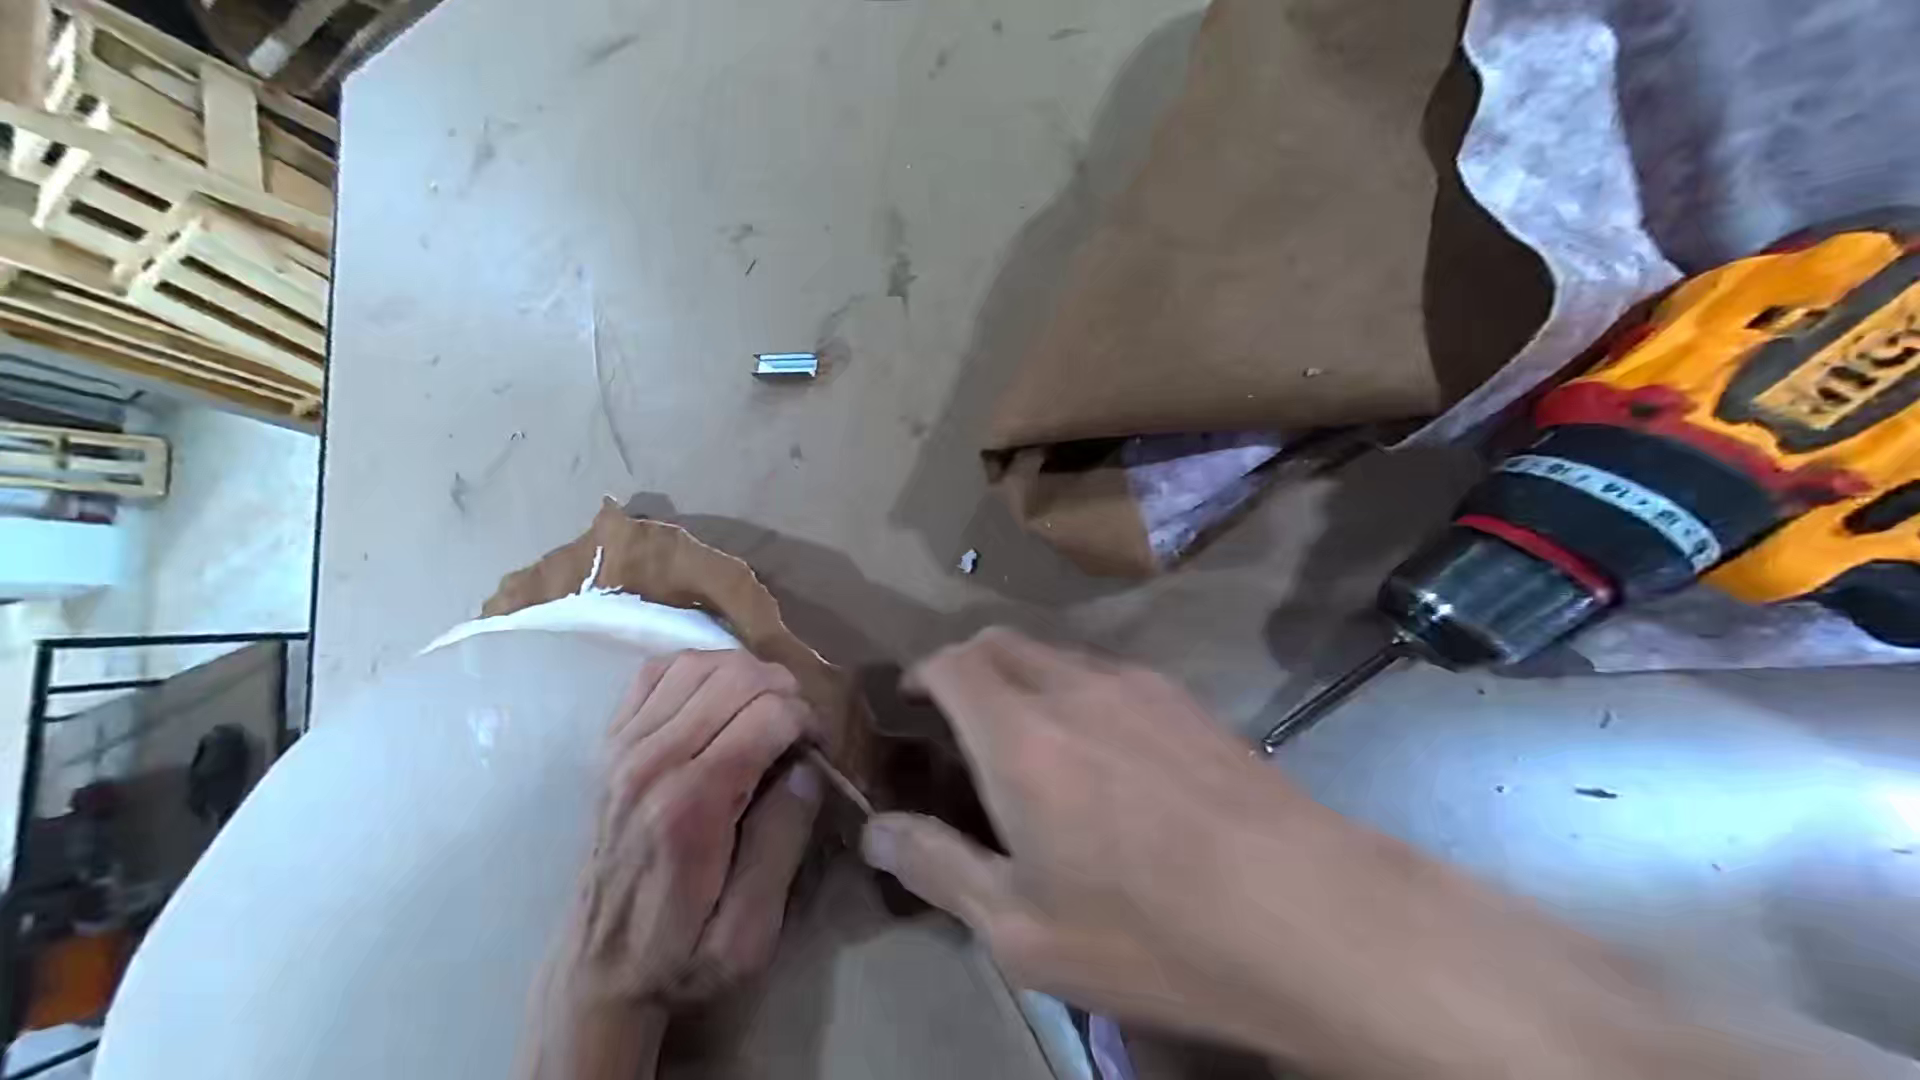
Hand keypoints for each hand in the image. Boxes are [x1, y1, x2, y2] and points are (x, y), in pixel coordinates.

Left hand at [519, 650, 821, 1079]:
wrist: (597, 973)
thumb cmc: (681, 955)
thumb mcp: (750, 932)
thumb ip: (783, 844)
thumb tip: (807, 768)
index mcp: (692, 805)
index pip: (768, 713)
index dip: (808, 719)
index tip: (818, 748)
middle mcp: (652, 761)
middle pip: (737, 676)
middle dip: (785, 689)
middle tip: (798, 727)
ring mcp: (623, 747)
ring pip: (698, 663)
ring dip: (745, 673)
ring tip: (763, 707)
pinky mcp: (609, 744)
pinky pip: (656, 672)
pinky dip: (697, 669)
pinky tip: (717, 696)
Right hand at [858, 630, 1690, 1078]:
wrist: (1308, 912)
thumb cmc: (1150, 931)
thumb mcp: (1022, 927)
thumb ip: (939, 867)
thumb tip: (877, 833)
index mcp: (1020, 736)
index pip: (952, 662)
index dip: (922, 672)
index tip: (910, 701)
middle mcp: (1072, 688)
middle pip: (999, 641)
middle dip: (966, 666)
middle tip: (960, 721)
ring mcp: (1135, 686)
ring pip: (1054, 654)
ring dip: (1022, 678)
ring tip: (1031, 740)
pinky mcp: (1183, 699)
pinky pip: (1105, 673)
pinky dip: (1074, 690)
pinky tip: (1104, 752)